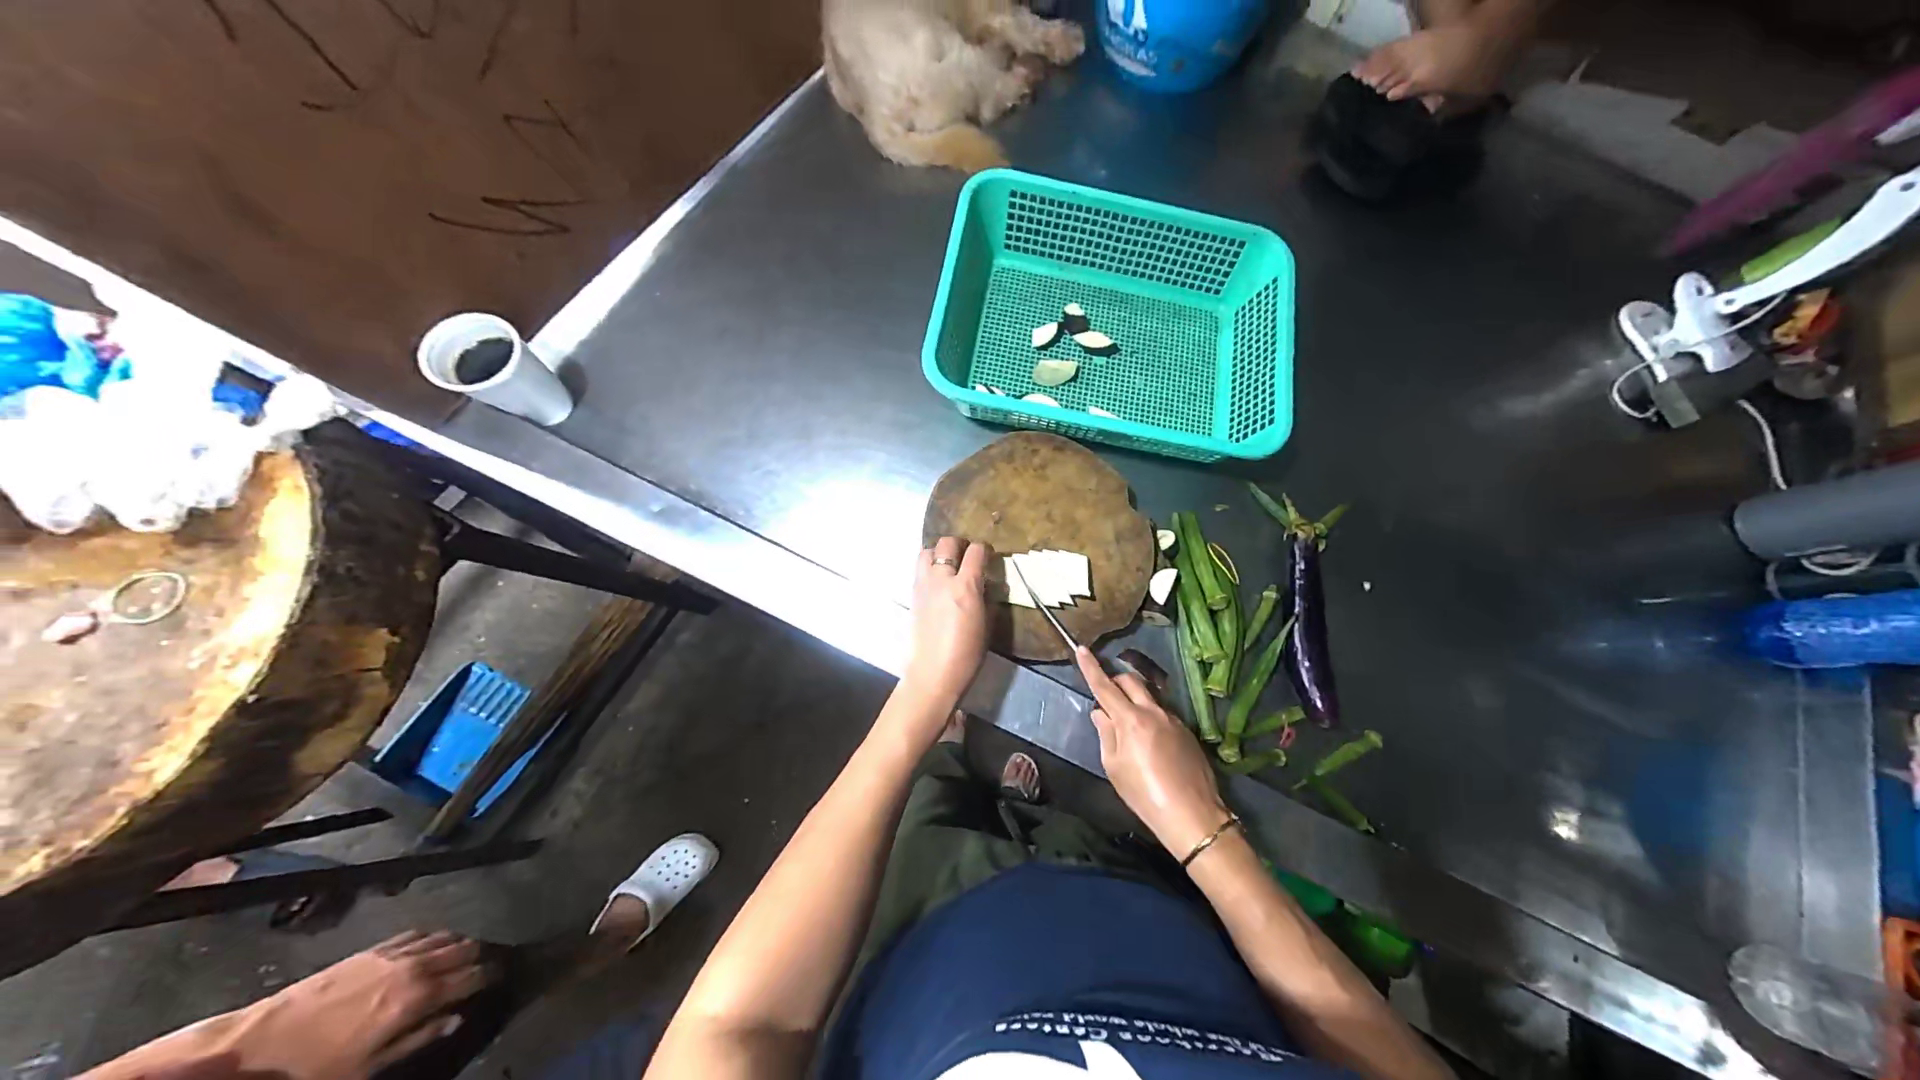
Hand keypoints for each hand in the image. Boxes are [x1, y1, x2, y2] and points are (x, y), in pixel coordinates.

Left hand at [96, 932, 496, 1079]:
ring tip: (465, 953)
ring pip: (444, 937)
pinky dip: (433, 937)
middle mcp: (414, 967)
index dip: (491, 975)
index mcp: (418, 998)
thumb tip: (457, 1017)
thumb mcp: (370, 1066)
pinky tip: (432, 944)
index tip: (502, 976)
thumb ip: (420, 1038)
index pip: (472, 976)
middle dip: (480, 956)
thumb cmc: (315, 1068)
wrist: (257, 1046)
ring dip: (459, 944)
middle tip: (486, 966)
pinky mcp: (372, 949)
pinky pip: (417, 934)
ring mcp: (393, 954)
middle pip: (463, 950)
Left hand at [902, 537, 990, 708]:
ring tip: (948, 565)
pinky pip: (919, 570)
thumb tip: (989, 583)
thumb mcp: (986, 625)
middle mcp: (941, 579)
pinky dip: (928, 568)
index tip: (988, 556)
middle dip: (959, 544)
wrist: (932, 673)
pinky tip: (937, 582)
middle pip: (947, 543)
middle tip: (967, 555)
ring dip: (938, 553)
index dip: (984, 550)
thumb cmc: (966, 654)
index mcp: (965, 587)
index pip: (976, 552)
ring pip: (926, 552)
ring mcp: (923, 585)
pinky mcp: (912, 595)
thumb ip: (987, 598)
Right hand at [1075, 647, 1232, 861]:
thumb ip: (1106, 733)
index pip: (1105, 686)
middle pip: (1131, 681)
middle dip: (1115, 680)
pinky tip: (1150, 743)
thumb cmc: (1144, 794)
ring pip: (1149, 697)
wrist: (1192, 815)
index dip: (1091, 668)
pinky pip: (1163, 713)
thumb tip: (1100, 712)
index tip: (1082, 649)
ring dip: (1134, 700)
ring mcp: (1174, 720)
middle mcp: (1154, 712)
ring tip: (1129, 726)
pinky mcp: (1188, 731)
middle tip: (1106, 694)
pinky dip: (1150, 716)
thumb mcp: (1114, 767)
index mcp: (1131, 720)